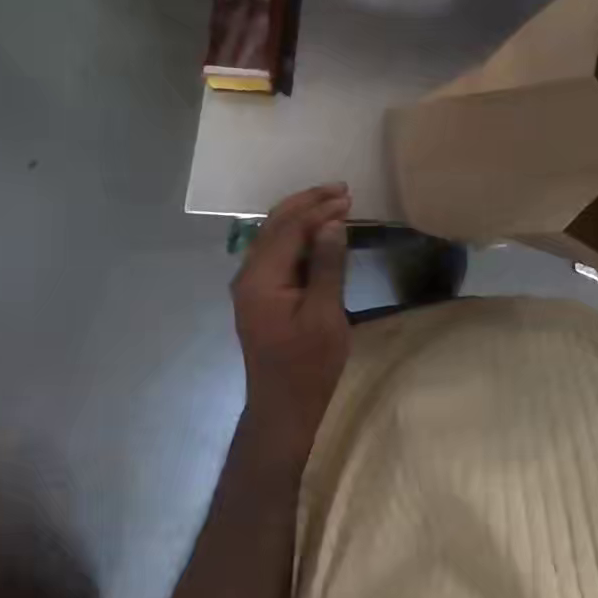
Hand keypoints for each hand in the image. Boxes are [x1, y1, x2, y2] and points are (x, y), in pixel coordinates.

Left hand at [232, 184, 350, 459]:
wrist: (283, 408)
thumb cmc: (308, 366)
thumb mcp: (325, 316)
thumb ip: (328, 266)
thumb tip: (333, 224)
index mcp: (260, 279)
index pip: (289, 228)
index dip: (319, 209)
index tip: (349, 198)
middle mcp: (248, 275)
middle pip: (275, 225)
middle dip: (308, 203)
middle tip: (341, 189)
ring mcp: (251, 285)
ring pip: (274, 236)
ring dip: (302, 216)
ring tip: (333, 202)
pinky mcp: (260, 295)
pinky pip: (277, 253)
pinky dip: (299, 236)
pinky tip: (319, 233)